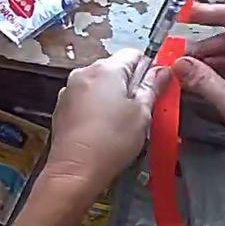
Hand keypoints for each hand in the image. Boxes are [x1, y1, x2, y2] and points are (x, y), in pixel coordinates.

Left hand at [42, 49, 171, 192]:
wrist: (75, 171)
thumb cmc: (111, 142)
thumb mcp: (142, 114)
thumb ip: (153, 87)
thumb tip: (163, 70)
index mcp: (105, 69)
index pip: (134, 53)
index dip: (149, 68)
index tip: (155, 88)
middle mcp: (83, 73)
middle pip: (115, 69)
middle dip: (130, 85)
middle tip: (141, 111)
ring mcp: (69, 90)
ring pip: (99, 85)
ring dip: (112, 97)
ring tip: (121, 124)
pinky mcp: (61, 108)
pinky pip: (85, 100)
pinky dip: (96, 108)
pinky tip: (102, 130)